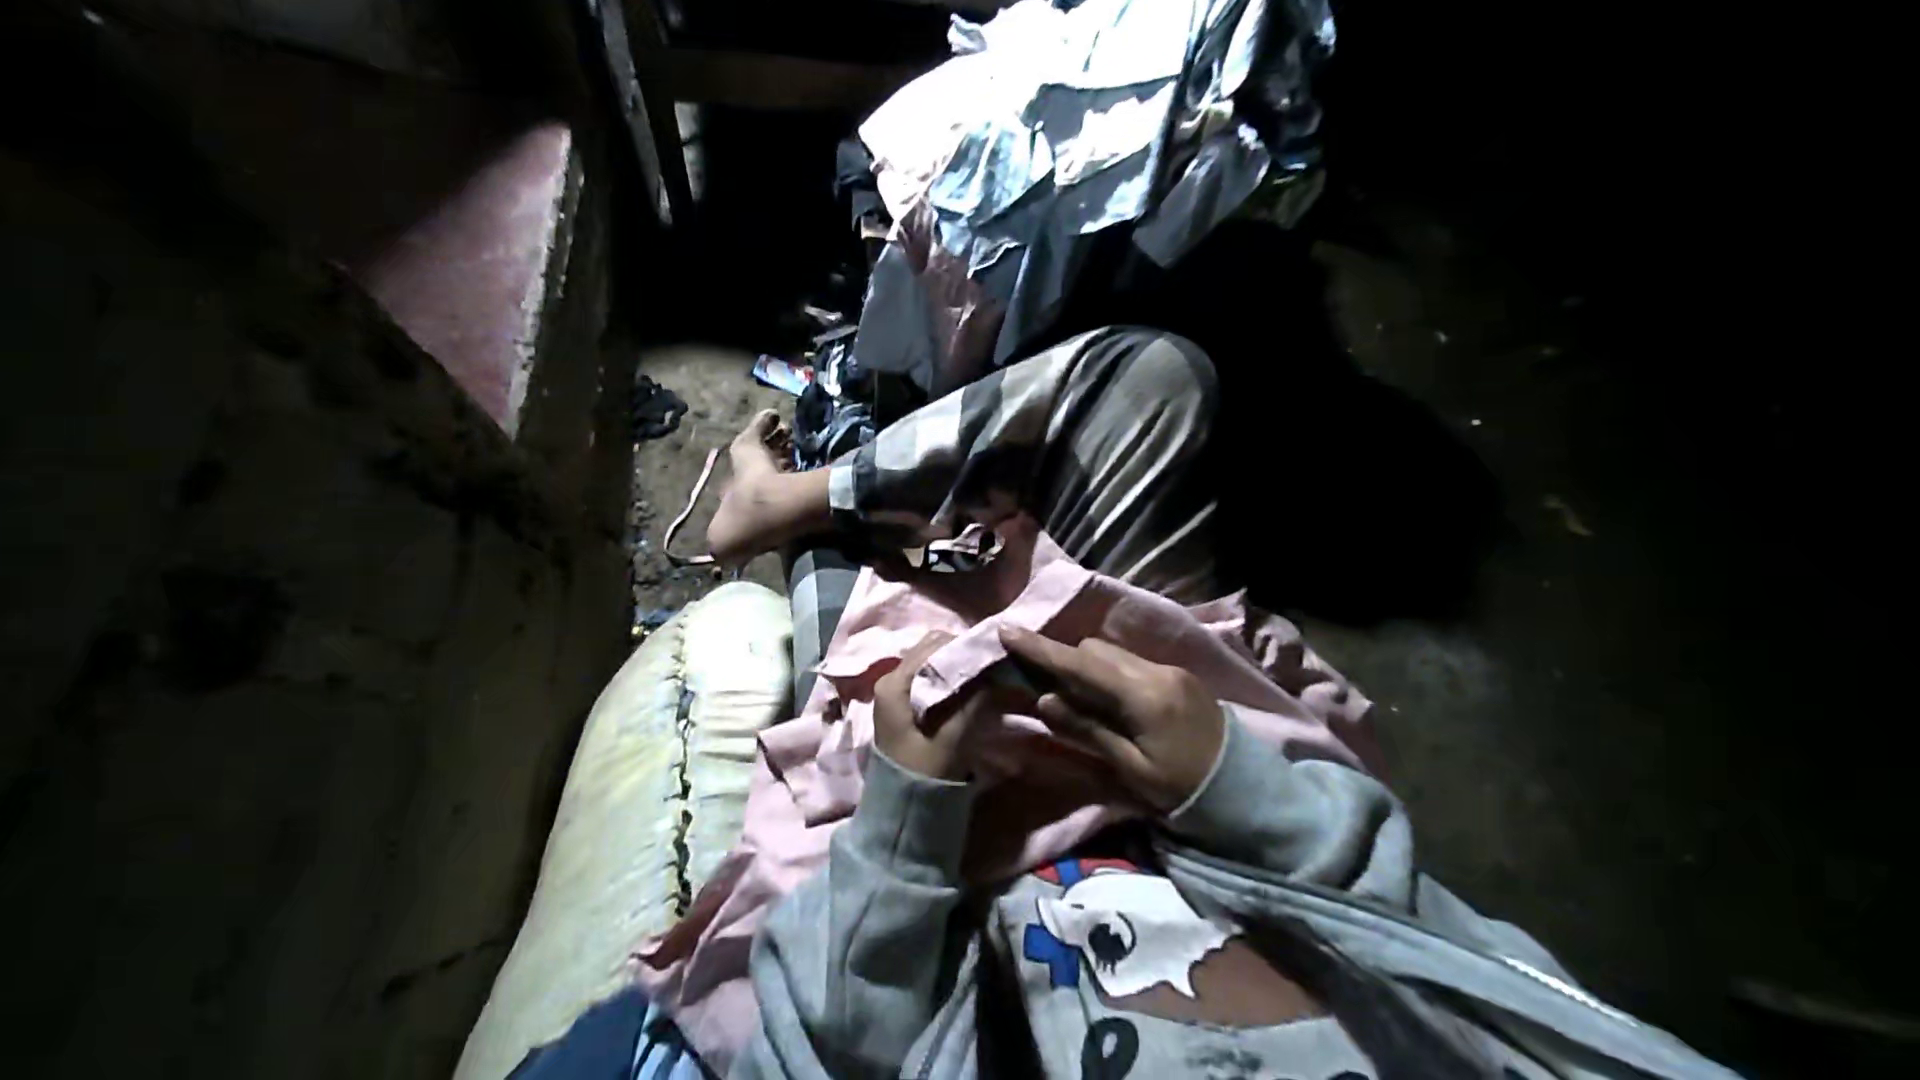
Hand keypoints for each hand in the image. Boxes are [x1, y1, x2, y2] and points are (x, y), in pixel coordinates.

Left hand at [873, 633, 989, 781]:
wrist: (900, 809)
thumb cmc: (922, 774)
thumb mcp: (951, 738)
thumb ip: (972, 702)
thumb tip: (995, 671)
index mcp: (894, 684)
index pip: (933, 645)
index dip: (964, 646)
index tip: (991, 656)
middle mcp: (890, 679)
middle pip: (930, 649)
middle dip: (961, 653)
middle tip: (990, 666)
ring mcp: (894, 690)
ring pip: (930, 661)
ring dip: (956, 664)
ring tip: (983, 676)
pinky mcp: (902, 702)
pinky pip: (927, 676)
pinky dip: (948, 676)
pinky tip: (968, 689)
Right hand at [998, 626, 1225, 812]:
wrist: (1245, 791)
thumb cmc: (1183, 789)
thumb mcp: (1132, 769)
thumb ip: (1088, 730)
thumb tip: (1045, 699)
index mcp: (1145, 696)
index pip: (1082, 665)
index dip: (1042, 649)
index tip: (1008, 631)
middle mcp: (1157, 671)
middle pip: (1096, 650)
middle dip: (1067, 661)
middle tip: (1048, 688)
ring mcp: (1171, 669)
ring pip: (1113, 652)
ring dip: (1089, 666)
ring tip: (1079, 698)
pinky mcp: (1180, 675)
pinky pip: (1132, 662)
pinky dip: (1111, 673)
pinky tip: (1111, 700)